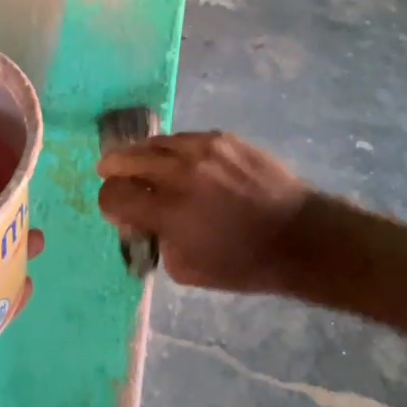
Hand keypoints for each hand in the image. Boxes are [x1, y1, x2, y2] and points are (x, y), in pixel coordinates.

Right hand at [96, 131, 308, 292]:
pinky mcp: (221, 137)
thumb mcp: (188, 269)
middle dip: (113, 169)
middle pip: (126, 158)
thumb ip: (158, 241)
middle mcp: (179, 172)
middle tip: (109, 173)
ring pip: (155, 142)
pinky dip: (174, 149)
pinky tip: (178, 160)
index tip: (117, 211)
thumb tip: (144, 221)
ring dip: (142, 154)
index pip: (113, 195)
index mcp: (168, 210)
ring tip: (140, 163)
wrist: (298, 235)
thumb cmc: (244, 263)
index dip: (108, 204)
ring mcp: (202, 148)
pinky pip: (184, 137)